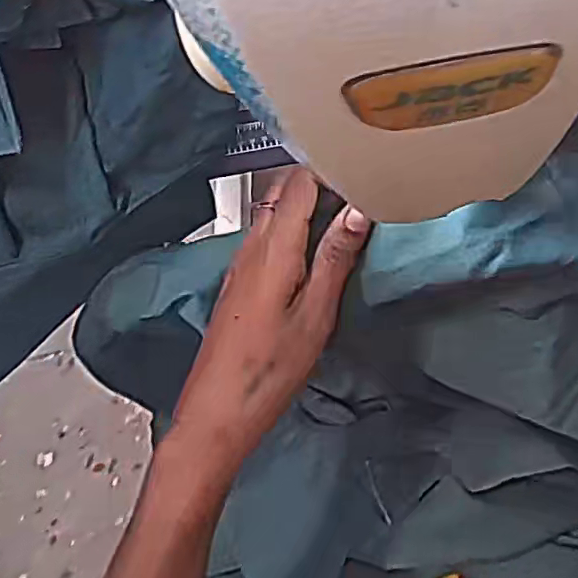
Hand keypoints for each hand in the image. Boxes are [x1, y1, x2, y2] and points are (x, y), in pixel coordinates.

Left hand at [166, 169, 371, 466]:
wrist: (214, 415)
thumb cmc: (270, 368)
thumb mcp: (315, 314)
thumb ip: (335, 257)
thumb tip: (359, 208)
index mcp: (274, 248)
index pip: (300, 183)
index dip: (331, 165)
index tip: (363, 162)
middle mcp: (253, 245)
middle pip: (285, 190)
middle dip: (322, 178)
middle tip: (361, 181)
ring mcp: (242, 261)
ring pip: (276, 210)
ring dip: (309, 201)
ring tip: (348, 207)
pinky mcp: (239, 279)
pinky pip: (270, 232)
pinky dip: (296, 223)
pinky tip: (316, 242)